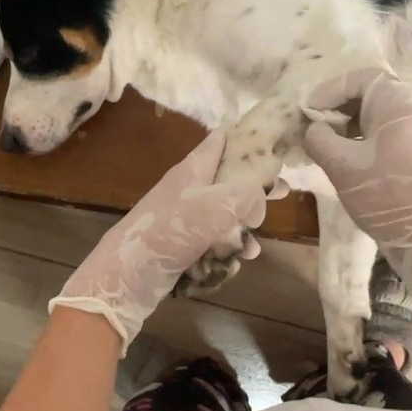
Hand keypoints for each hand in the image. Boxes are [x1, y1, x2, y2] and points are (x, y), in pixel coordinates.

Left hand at [51, 132, 267, 349]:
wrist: (129, 274)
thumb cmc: (172, 231)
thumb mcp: (219, 204)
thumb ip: (249, 195)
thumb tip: (258, 204)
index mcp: (194, 169)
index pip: (221, 140)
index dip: (247, 136)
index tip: (274, 140)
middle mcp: (188, 189)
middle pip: (228, 180)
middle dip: (255, 189)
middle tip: (282, 193)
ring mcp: (183, 219)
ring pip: (224, 216)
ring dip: (242, 229)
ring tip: (253, 247)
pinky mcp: (181, 245)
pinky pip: (212, 243)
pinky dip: (225, 251)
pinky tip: (235, 263)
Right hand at [303, 69, 411, 280]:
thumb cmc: (382, 194)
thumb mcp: (341, 165)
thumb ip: (320, 140)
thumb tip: (313, 130)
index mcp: (397, 109)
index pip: (364, 78)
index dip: (333, 88)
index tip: (312, 109)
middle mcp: (409, 116)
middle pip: (370, 94)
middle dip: (338, 105)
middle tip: (314, 124)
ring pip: (374, 116)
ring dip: (346, 123)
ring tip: (323, 141)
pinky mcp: (410, 156)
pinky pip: (380, 134)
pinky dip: (357, 138)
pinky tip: (341, 157)